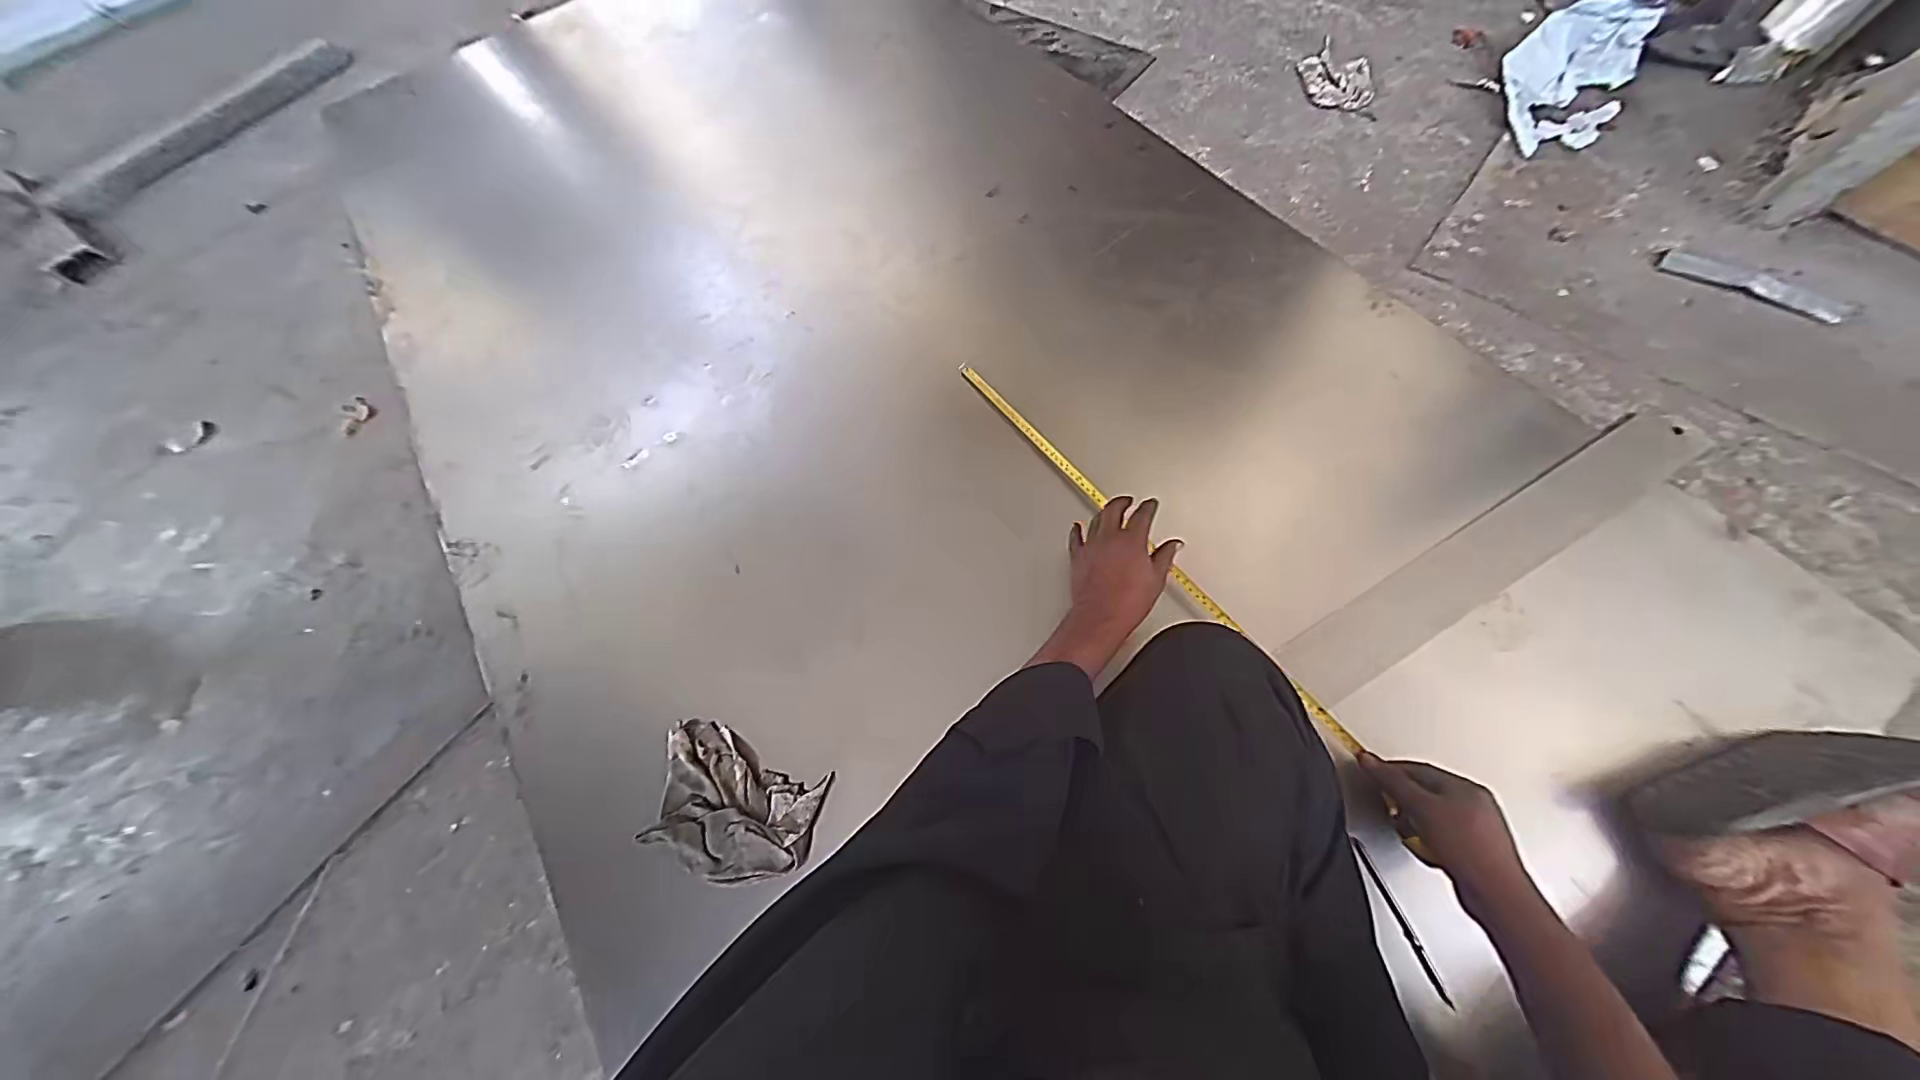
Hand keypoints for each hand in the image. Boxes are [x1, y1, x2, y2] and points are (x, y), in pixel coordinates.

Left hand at [1027, 496, 1180, 677]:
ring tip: (1108, 509)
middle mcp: (1109, 539)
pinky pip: (1076, 538)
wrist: (1101, 617)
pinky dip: (1078, 530)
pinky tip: (1078, 527)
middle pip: (1114, 510)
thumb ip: (1164, 557)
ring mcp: (1091, 547)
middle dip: (1123, 502)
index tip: (1150, 504)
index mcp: (1132, 541)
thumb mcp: (1156, 579)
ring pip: (1095, 520)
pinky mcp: (1077, 557)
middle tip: (1128, 500)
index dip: (1148, 507)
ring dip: (1103, 512)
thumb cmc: (1127, 603)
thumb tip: (1172, 546)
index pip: (1142, 515)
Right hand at [1360, 753, 1538, 921]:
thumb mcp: (1421, 807)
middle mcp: (1475, 805)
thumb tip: (1371, 762)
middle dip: (1403, 801)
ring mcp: (1475, 829)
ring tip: (1412, 834)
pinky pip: (1439, 835)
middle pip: (1424, 792)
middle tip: (1391, 805)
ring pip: (1431, 815)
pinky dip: (1427, 840)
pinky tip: (1427, 849)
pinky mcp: (1471, 850)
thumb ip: (1392, 782)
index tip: (1371, 771)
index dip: (1390, 770)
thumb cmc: (1470, 850)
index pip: (1418, 769)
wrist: (1493, 893)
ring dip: (1414, 823)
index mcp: (1467, 788)